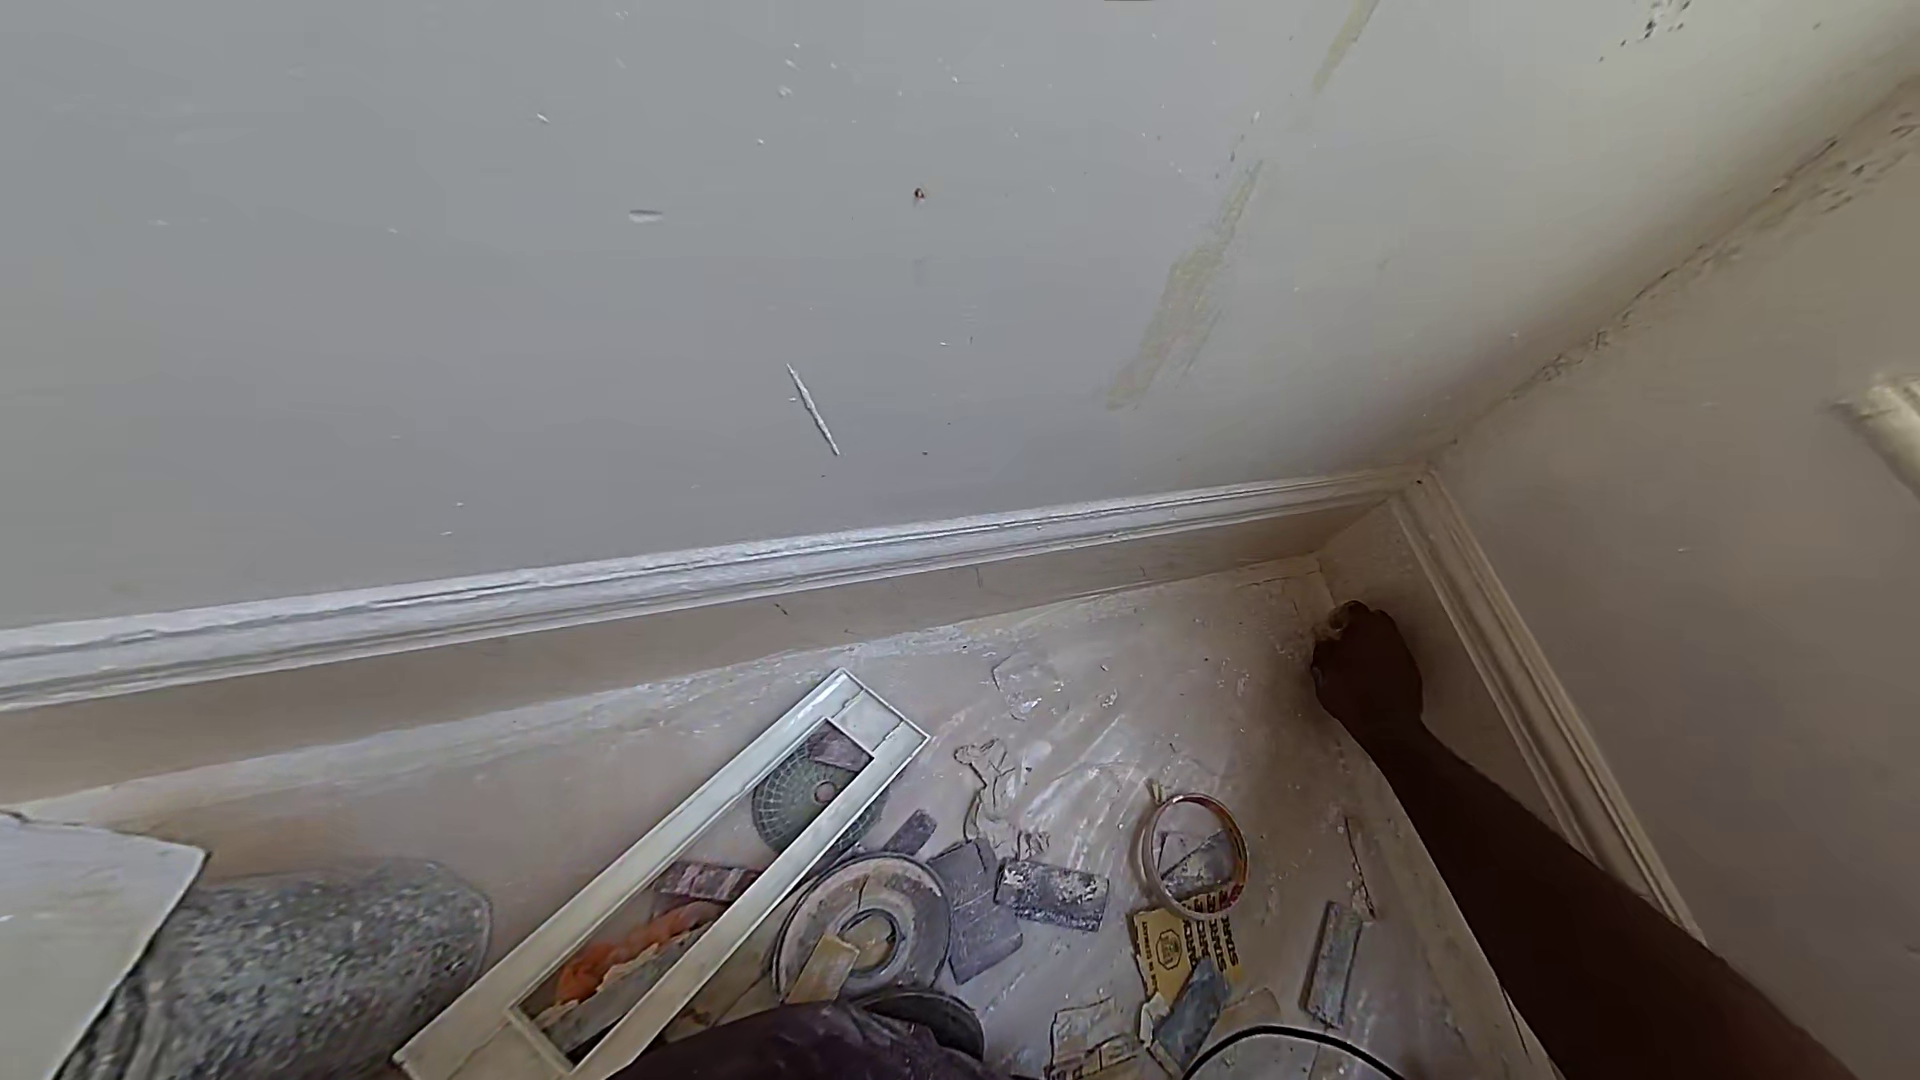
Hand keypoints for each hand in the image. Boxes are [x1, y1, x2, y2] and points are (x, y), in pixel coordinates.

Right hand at [1311, 601, 1425, 753]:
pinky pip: (1394, 656)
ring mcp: (1403, 652)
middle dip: (1359, 626)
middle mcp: (1388, 634)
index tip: (1331, 628)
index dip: (1339, 616)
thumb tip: (1325, 642)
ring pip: (1386, 638)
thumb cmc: (1349, 693)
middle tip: (1343, 639)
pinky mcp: (1412, 671)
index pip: (1352, 608)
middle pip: (1374, 619)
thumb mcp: (1323, 670)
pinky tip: (1371, 675)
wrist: (1385, 724)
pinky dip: (1383, 660)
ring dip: (1371, 643)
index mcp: (1365, 627)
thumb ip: (1323, 650)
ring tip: (1356, 660)